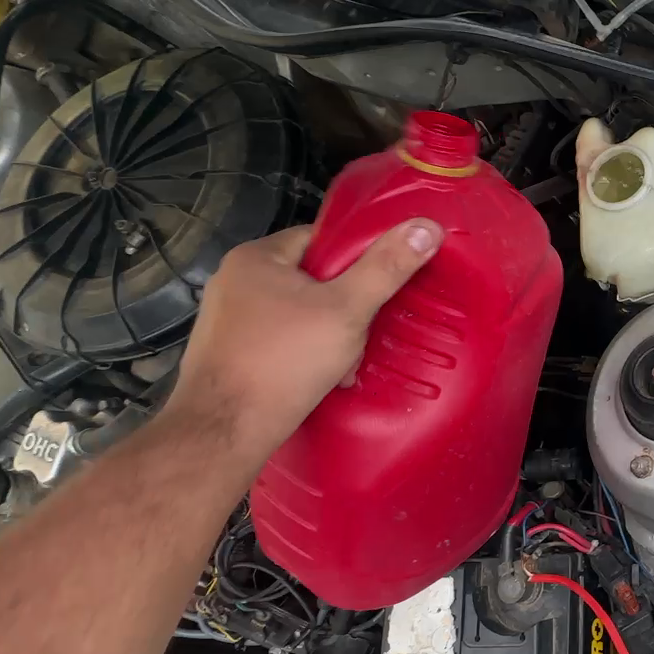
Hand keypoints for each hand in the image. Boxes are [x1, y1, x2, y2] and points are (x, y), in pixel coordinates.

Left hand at [166, 220, 441, 458]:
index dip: (358, 260)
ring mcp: (228, 318)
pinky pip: (282, 339)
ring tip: (347, 361)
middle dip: (347, 308)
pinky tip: (323, 376)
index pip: (322, 240)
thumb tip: (427, 226)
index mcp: (256, 257)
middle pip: (314, 279)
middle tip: (366, 333)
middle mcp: (235, 280)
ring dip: (332, 334)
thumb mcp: (349, 309)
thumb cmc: (286, 360)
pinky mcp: (229, 351)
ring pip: (301, 313)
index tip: (382, 287)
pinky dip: (307, 354)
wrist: (226, 428)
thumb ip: (387, 268)